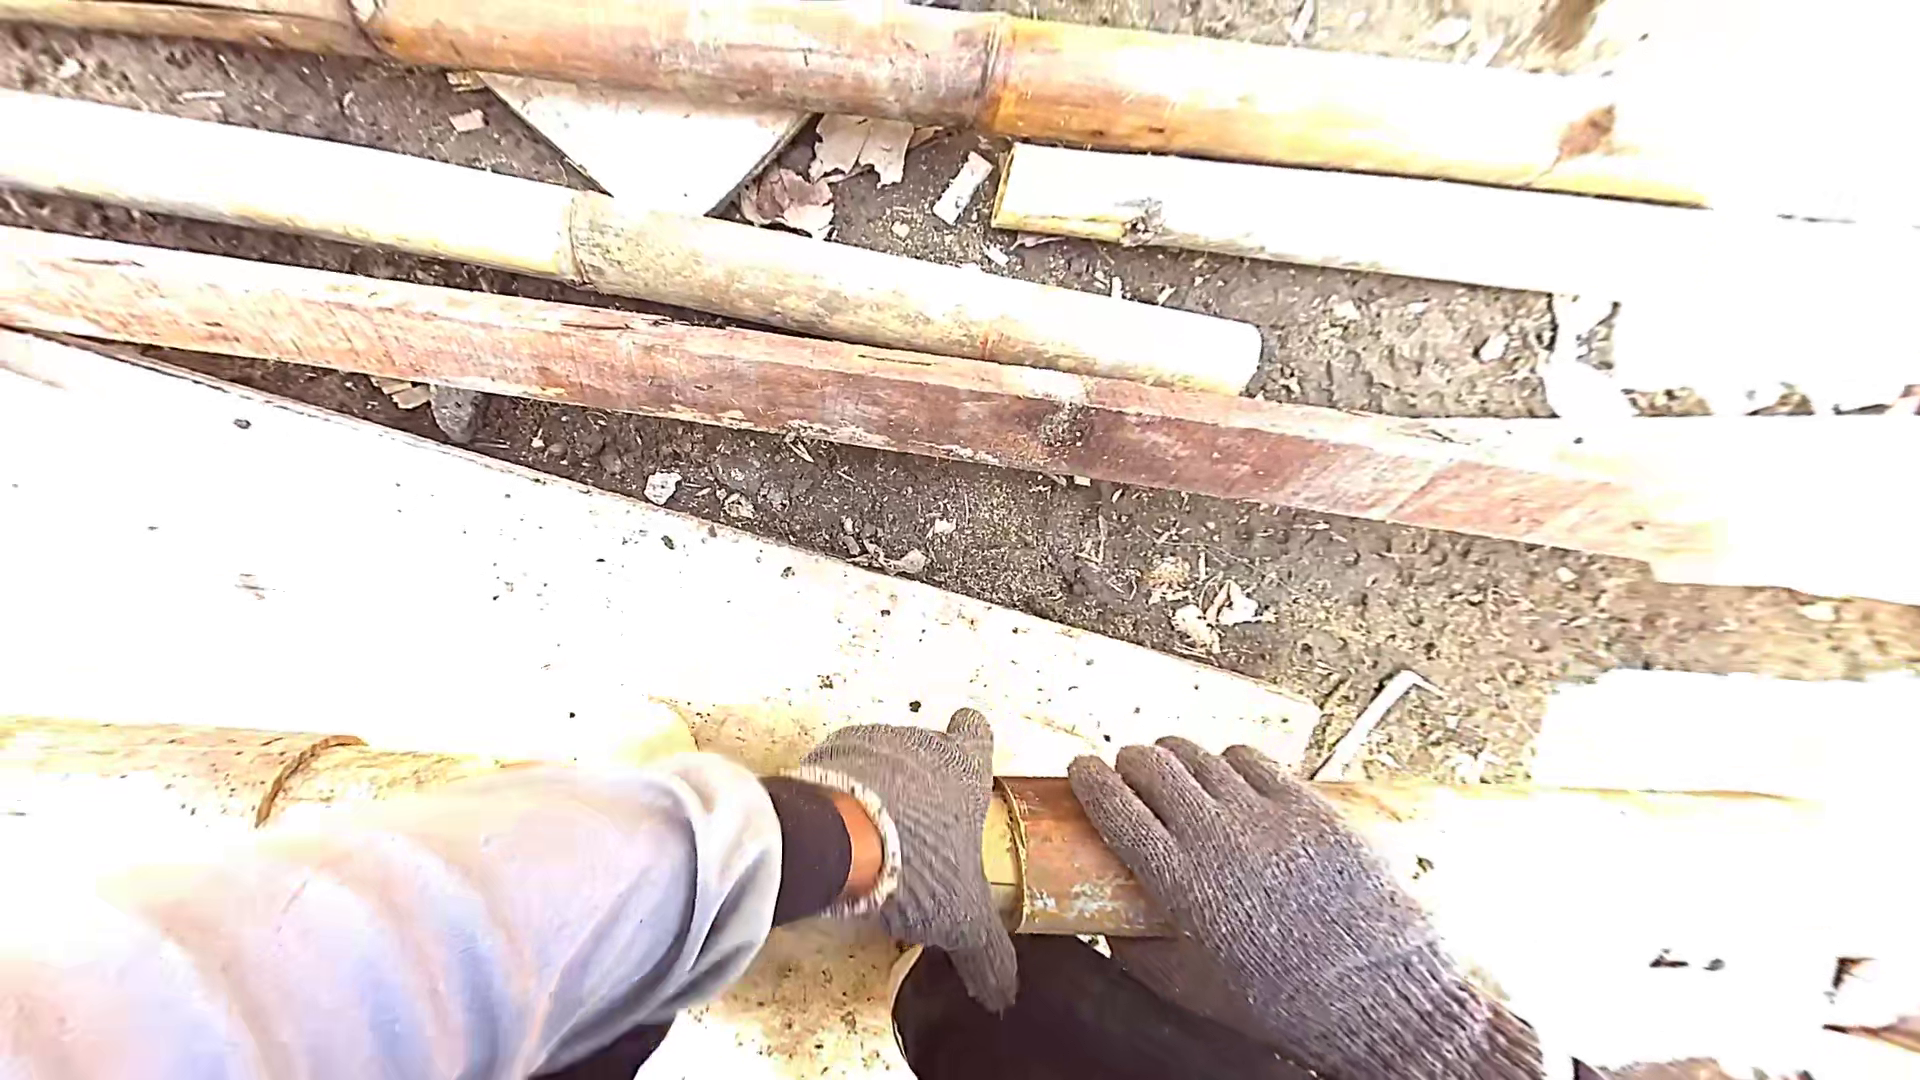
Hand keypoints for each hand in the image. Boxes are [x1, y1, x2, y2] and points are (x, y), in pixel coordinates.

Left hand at [798, 709, 1016, 1009]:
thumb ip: (988, 953)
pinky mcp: (831, 749)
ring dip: (884, 785)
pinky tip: (842, 827)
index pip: (976, 729)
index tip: (966, 764)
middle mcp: (922, 741)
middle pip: (929, 748)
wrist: (841, 841)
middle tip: (919, 828)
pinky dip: (846, 788)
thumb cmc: (918, 865)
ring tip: (875, 834)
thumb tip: (1005, 994)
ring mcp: (875, 739)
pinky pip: (845, 765)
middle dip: (925, 780)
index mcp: (963, 767)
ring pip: (886, 755)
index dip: (974, 742)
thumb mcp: (961, 918)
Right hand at [1069, 738, 1539, 1078]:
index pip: (1113, 805)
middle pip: (1149, 764)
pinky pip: (1246, 757)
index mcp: (1181, 882)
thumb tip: (1104, 926)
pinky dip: (1225, 762)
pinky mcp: (1304, 803)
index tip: (1080, 768)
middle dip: (1128, 760)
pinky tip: (1228, 779)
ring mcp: (1262, 814)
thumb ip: (1138, 955)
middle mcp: (1215, 837)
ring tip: (1173, 770)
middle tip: (1129, 773)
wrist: (1388, 998)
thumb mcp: (1197, 992)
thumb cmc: (1286, 1000)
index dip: (1088, 776)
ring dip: (1171, 755)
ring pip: (1194, 752)